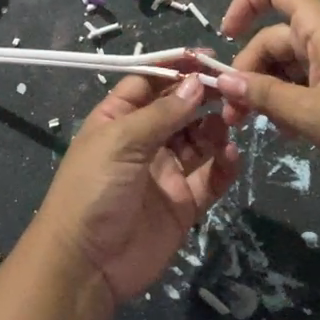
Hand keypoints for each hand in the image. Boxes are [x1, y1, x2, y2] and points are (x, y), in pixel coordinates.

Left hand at [29, 74, 240, 307]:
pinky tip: (230, 156)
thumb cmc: (94, 188)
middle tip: (232, 90)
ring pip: (198, 140)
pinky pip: (209, 178)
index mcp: (118, 117)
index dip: (177, 67)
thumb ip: (162, 113)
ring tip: (231, 122)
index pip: (150, 81)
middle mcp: (143, 139)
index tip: (208, 57)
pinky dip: (223, 165)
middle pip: (179, 108)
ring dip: (215, 128)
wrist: (87, 263)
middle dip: (203, 97)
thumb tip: (196, 82)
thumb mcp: (121, 141)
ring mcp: (164, 171)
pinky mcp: (183, 203)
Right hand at [216, 0, 319, 190]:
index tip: (224, 37)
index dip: (244, 2)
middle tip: (235, 114)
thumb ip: (264, 95)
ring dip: (270, 90)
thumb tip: (221, 79)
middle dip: (249, 70)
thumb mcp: (312, 116)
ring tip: (263, 128)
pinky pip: (310, 79)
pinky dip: (293, 99)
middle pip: (274, 36)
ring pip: (290, 62)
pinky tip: (291, 133)